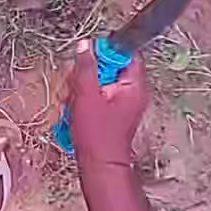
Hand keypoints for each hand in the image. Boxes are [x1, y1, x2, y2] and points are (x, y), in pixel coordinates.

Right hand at [68, 39, 148, 168]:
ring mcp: (124, 102)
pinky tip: (77, 108)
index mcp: (134, 85)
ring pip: (102, 80)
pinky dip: (86, 98)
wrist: (99, 164)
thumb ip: (86, 67)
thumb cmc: (97, 135)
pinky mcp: (114, 111)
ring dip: (84, 86)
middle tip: (79, 83)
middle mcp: (134, 92)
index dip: (107, 50)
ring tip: (76, 100)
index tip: (91, 55)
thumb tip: (85, 46)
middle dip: (90, 72)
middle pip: (111, 66)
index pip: (127, 53)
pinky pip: (99, 94)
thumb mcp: (87, 94)